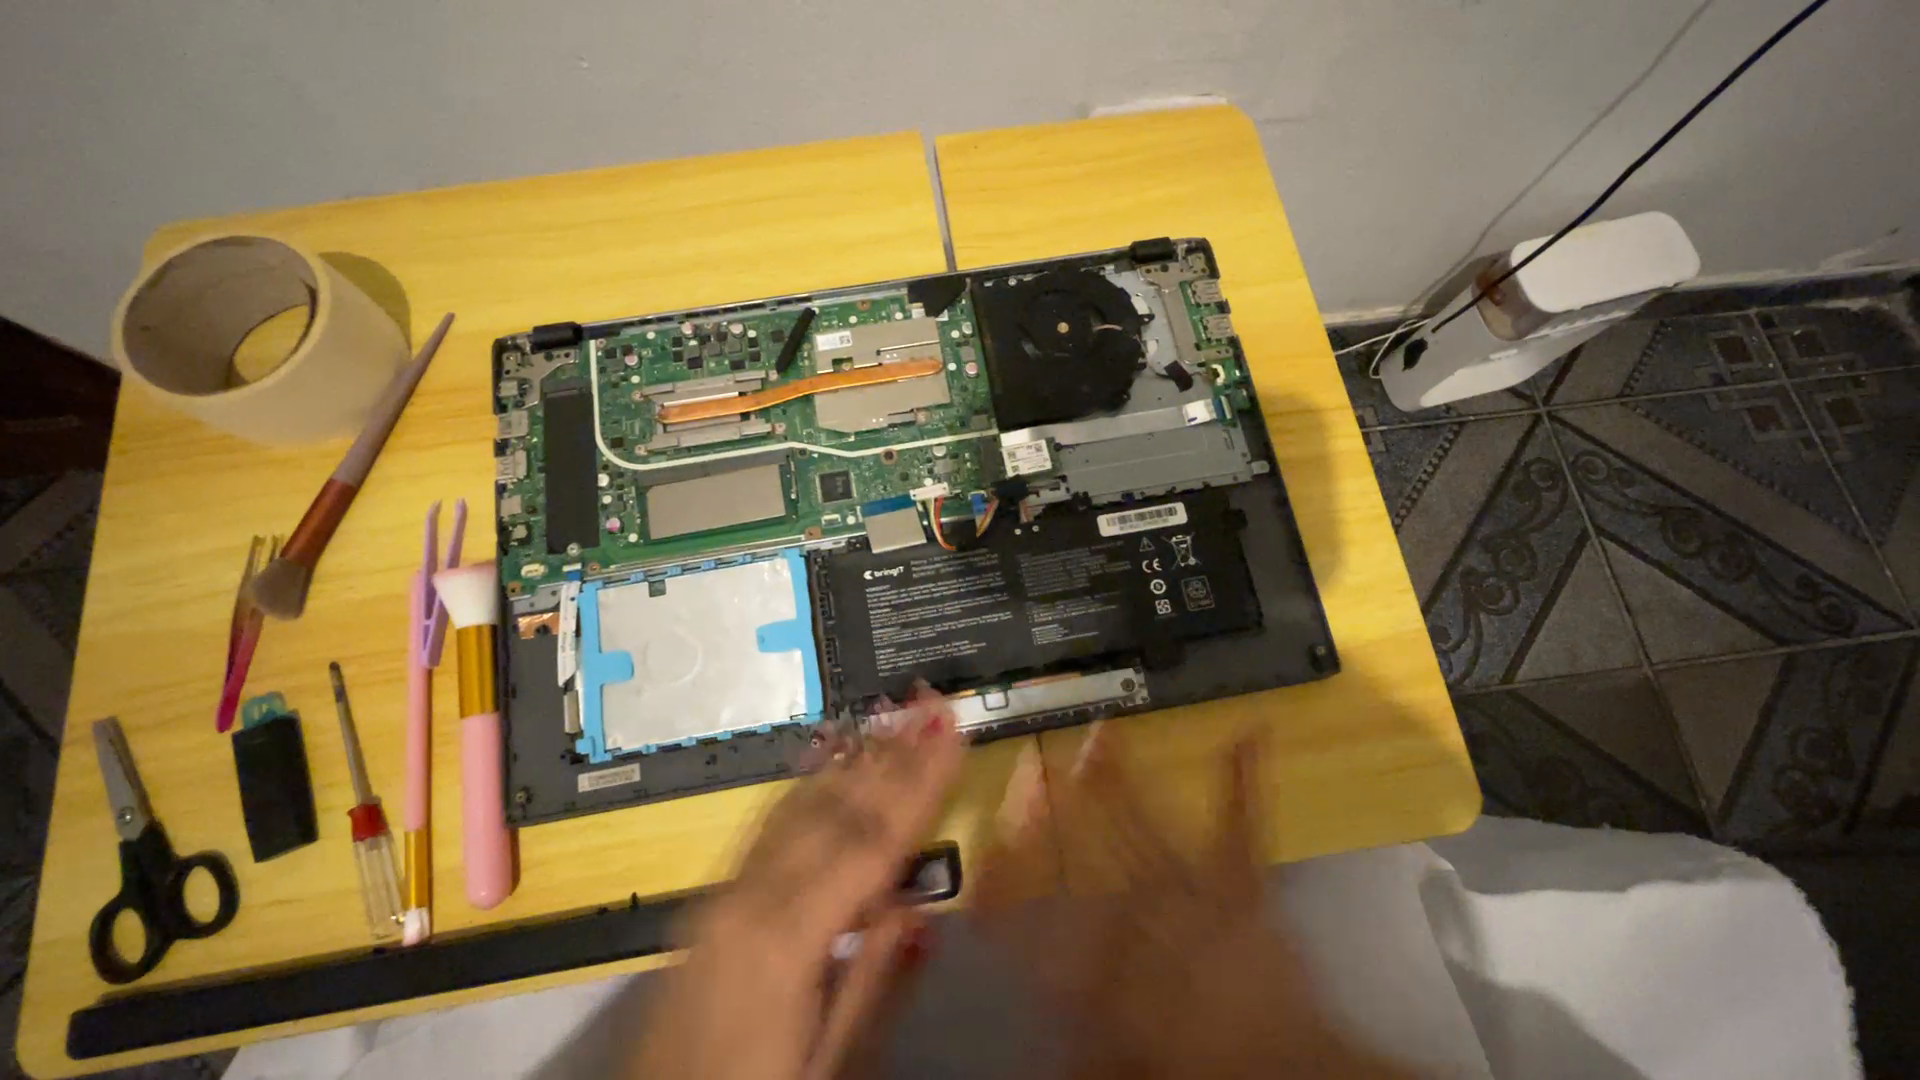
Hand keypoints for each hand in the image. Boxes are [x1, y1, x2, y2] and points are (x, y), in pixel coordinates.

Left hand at [627, 686, 963, 1079]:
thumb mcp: (830, 1056)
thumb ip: (873, 977)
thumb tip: (919, 910)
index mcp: (788, 937)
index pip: (869, 842)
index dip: (916, 783)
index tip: (949, 732)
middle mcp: (752, 895)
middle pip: (835, 810)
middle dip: (888, 754)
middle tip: (928, 703)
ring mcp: (725, 890)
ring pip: (799, 807)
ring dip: (851, 758)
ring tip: (890, 716)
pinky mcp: (712, 896)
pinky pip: (766, 824)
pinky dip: (803, 782)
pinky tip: (822, 756)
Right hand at [974, 723, 1418, 1079]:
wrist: (1288, 1072)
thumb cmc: (1196, 1062)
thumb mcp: (1119, 1058)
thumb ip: (1074, 1033)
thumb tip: (1037, 1031)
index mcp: (1108, 961)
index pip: (1039, 916)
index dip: (1004, 882)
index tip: (985, 850)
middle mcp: (1144, 915)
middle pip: (1089, 854)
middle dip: (1055, 808)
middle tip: (1032, 764)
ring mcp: (1198, 890)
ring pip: (1148, 826)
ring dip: (1120, 780)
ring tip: (1101, 733)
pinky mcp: (1244, 881)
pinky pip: (1244, 825)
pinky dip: (1245, 777)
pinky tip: (1251, 731)